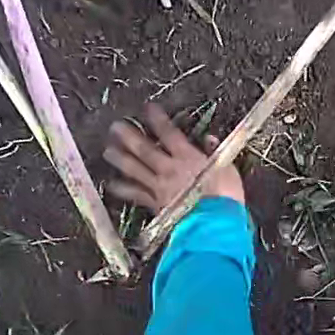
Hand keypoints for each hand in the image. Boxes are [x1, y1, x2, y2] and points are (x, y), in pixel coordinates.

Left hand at [104, 103, 244, 212]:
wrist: (214, 224)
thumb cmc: (225, 196)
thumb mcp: (226, 169)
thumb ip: (213, 152)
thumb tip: (208, 138)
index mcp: (187, 157)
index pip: (169, 133)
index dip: (157, 119)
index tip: (147, 109)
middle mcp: (169, 169)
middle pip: (144, 149)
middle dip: (129, 136)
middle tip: (114, 127)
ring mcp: (159, 187)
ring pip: (135, 170)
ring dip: (120, 159)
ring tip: (107, 151)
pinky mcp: (155, 205)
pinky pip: (136, 195)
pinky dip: (123, 189)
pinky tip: (111, 184)